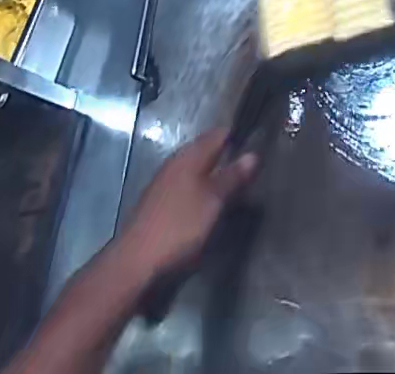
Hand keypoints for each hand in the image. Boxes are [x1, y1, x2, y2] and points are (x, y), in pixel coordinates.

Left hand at [117, 129, 257, 279]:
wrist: (136, 262)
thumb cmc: (179, 226)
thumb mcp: (213, 201)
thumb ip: (233, 176)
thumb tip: (253, 154)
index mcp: (190, 154)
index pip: (219, 133)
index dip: (239, 138)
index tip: (258, 150)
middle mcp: (177, 161)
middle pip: (208, 151)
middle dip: (229, 161)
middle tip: (251, 177)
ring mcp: (166, 181)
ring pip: (198, 170)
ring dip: (216, 179)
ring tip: (236, 194)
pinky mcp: (160, 201)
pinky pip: (188, 187)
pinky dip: (202, 193)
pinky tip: (210, 208)